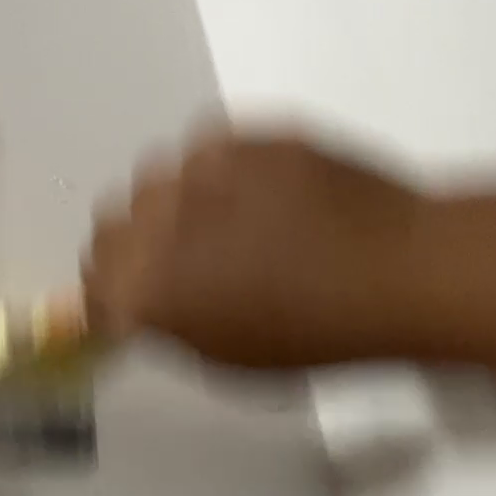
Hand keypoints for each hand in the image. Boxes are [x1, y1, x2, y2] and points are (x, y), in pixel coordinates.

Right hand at [83, 118, 423, 368]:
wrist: (403, 270)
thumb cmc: (313, 334)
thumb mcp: (221, 357)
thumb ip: (161, 326)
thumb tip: (130, 306)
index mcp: (145, 290)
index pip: (91, 283)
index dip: (112, 293)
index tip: (139, 300)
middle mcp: (153, 228)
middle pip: (109, 229)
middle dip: (133, 246)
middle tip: (183, 259)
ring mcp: (193, 176)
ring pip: (149, 183)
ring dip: (170, 203)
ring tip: (224, 217)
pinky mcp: (236, 138)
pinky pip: (200, 149)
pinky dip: (214, 170)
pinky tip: (258, 189)